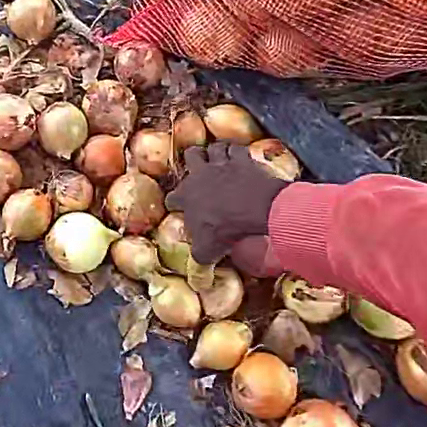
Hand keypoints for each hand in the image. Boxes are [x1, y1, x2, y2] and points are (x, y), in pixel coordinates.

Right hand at [165, 144, 290, 265]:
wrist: (254, 209)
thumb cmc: (225, 230)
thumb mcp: (207, 252)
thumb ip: (199, 261)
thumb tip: (198, 279)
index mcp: (186, 195)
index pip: (172, 197)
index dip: (175, 203)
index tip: (179, 208)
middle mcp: (200, 175)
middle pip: (190, 156)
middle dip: (193, 159)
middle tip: (198, 167)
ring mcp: (221, 164)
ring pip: (213, 148)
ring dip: (215, 152)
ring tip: (218, 157)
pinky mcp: (241, 159)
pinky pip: (236, 148)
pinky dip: (236, 150)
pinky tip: (239, 155)